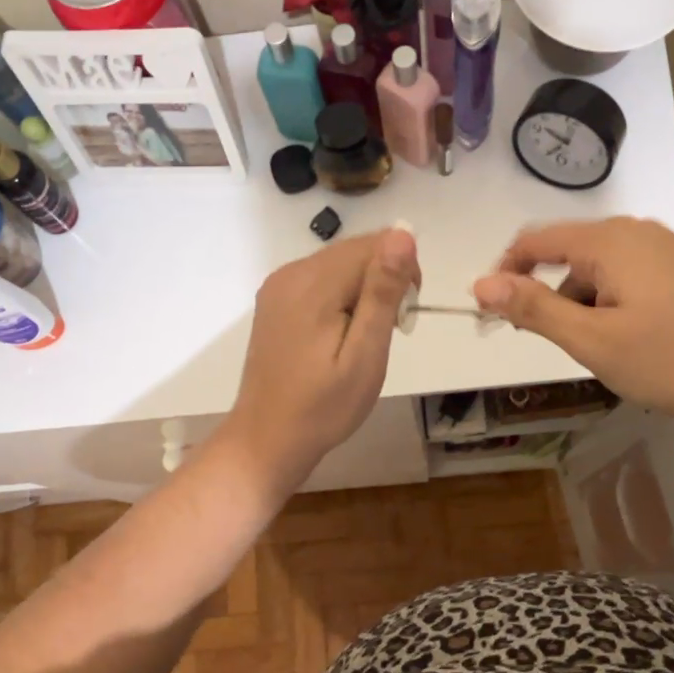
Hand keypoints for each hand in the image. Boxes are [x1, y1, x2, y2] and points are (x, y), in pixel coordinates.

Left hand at [220, 228, 420, 491]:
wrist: (268, 439)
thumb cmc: (324, 407)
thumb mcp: (365, 355)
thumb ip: (383, 292)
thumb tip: (404, 233)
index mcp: (314, 284)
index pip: (374, 244)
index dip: (402, 271)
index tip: (406, 316)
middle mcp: (291, 273)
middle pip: (354, 251)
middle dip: (383, 281)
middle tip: (388, 333)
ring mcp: (278, 287)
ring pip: (337, 266)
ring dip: (362, 291)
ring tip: (364, 339)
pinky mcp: (274, 303)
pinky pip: (318, 282)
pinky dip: (340, 299)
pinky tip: (340, 337)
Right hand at [472, 217, 673, 432]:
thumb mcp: (594, 341)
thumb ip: (535, 310)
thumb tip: (480, 284)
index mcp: (609, 241)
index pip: (534, 240)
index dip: (505, 273)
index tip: (493, 315)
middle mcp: (637, 232)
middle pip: (569, 255)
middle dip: (550, 297)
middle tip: (559, 348)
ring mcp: (667, 250)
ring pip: (601, 273)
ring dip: (585, 308)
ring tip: (604, 356)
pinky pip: (630, 280)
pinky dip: (614, 308)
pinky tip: (635, 345)